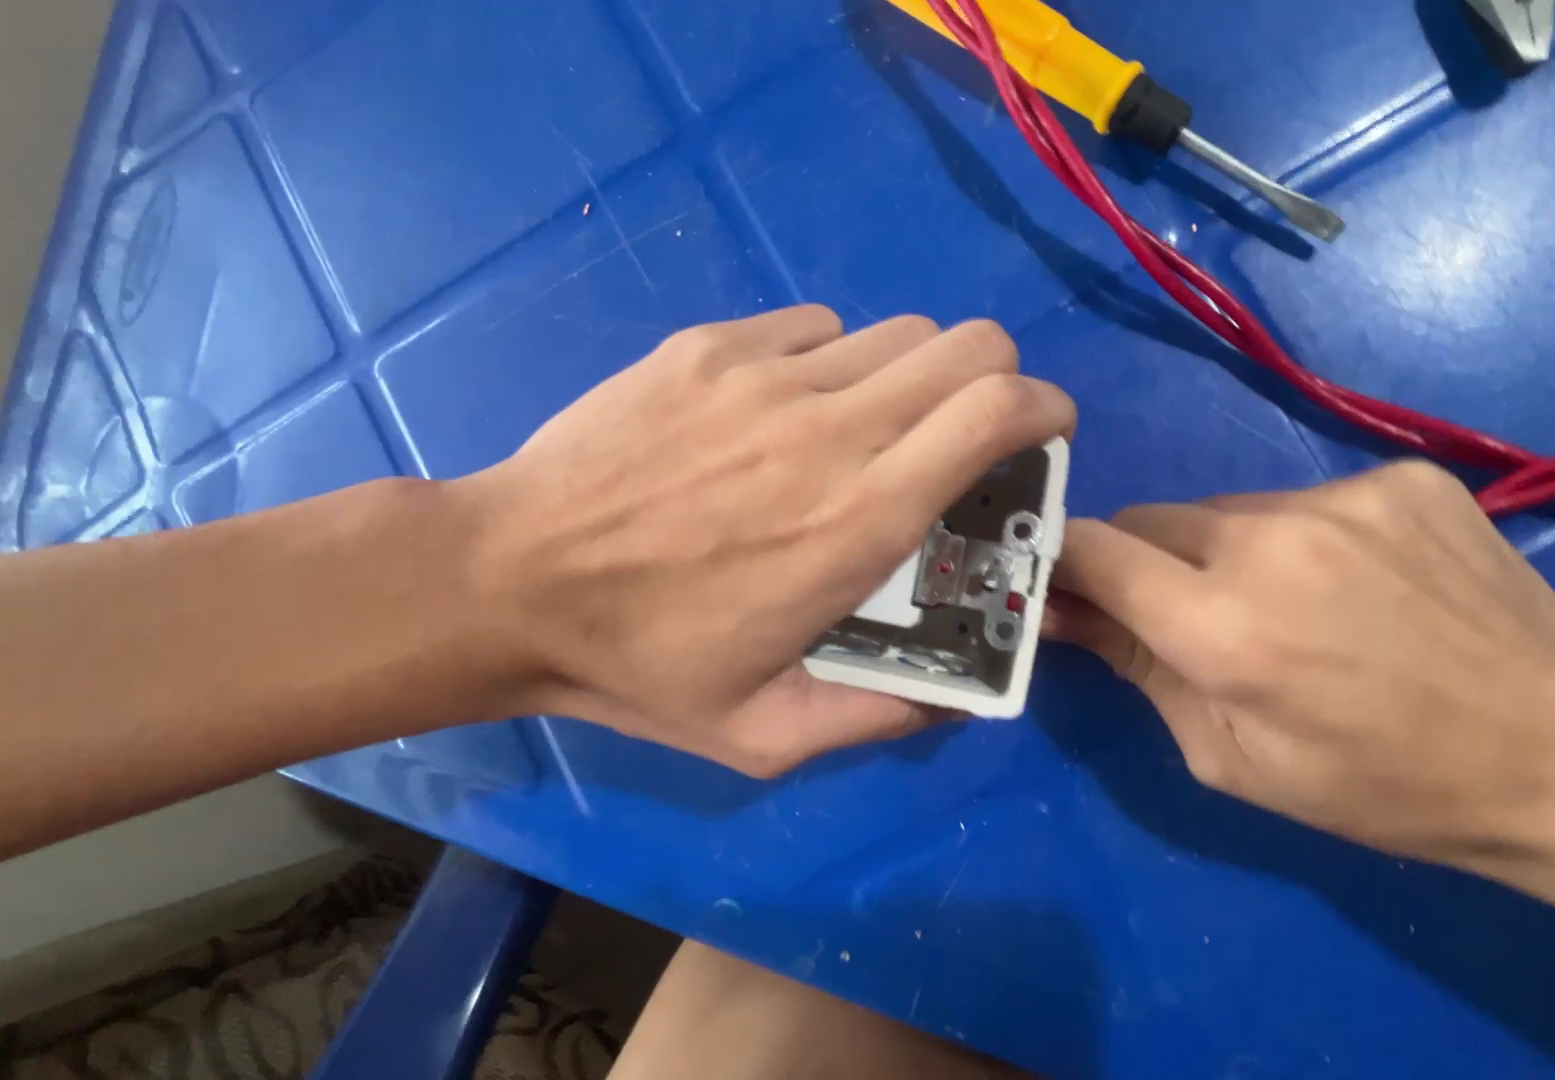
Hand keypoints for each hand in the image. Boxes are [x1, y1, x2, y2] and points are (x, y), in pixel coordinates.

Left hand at [456, 306, 1074, 775]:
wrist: (509, 582)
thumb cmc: (642, 664)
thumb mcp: (767, 734)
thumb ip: (879, 718)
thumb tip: (955, 699)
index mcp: (861, 520)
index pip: (997, 411)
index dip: (1045, 410)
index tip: (1044, 435)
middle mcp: (831, 427)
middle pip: (968, 345)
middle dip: (997, 380)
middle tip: (967, 432)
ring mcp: (765, 373)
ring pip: (897, 331)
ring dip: (914, 375)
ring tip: (874, 426)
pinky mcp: (710, 347)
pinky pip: (815, 327)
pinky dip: (833, 360)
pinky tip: (788, 408)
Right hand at [1048, 461, 1554, 870]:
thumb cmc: (1379, 784)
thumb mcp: (1229, 756)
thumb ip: (1134, 666)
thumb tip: (1058, 609)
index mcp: (1219, 625)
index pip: (1089, 547)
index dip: (1067, 565)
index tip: (1074, 592)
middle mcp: (1269, 539)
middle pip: (1148, 519)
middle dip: (1145, 565)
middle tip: (1194, 621)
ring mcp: (1341, 497)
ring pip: (1224, 508)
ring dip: (1224, 550)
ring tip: (1292, 606)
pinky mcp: (1401, 476)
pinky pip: (1304, 498)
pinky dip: (1302, 537)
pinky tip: (1359, 583)